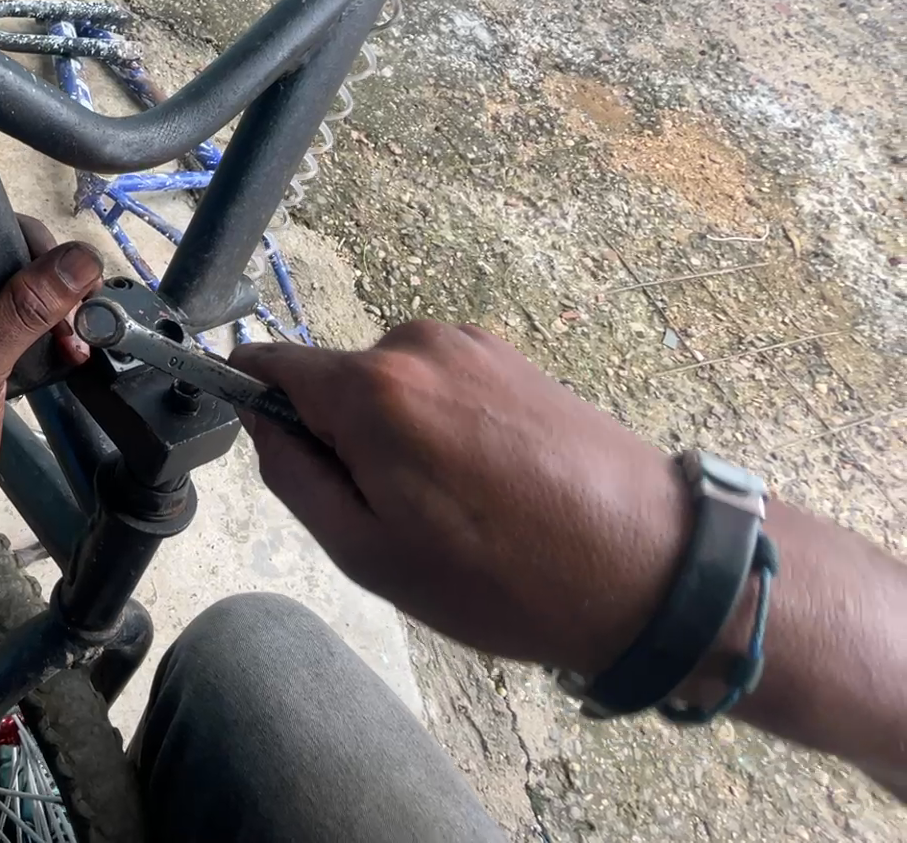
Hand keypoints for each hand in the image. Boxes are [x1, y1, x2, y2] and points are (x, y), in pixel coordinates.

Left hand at [0, 219, 103, 516]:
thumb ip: (24, 308)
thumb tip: (79, 258)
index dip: (18, 247)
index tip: (61, 274)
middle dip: (40, 287)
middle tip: (74, 313)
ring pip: (6, 291)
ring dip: (47, 312)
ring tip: (74, 338)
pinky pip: (8, 320)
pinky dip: (39, 333)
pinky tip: (66, 350)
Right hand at [232, 320, 688, 674]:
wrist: (667, 574)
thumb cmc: (499, 577)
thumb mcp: (363, 549)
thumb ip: (287, 472)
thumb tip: (257, 417)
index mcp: (368, 389)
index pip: (265, 363)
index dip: (251, 401)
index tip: (284, 453)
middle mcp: (411, 344)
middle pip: (325, 379)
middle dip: (332, 431)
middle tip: (387, 503)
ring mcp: (466, 341)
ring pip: (378, 382)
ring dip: (384, 427)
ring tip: (445, 493)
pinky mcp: (507, 352)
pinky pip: (428, 377)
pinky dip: (429, 416)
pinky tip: (481, 470)